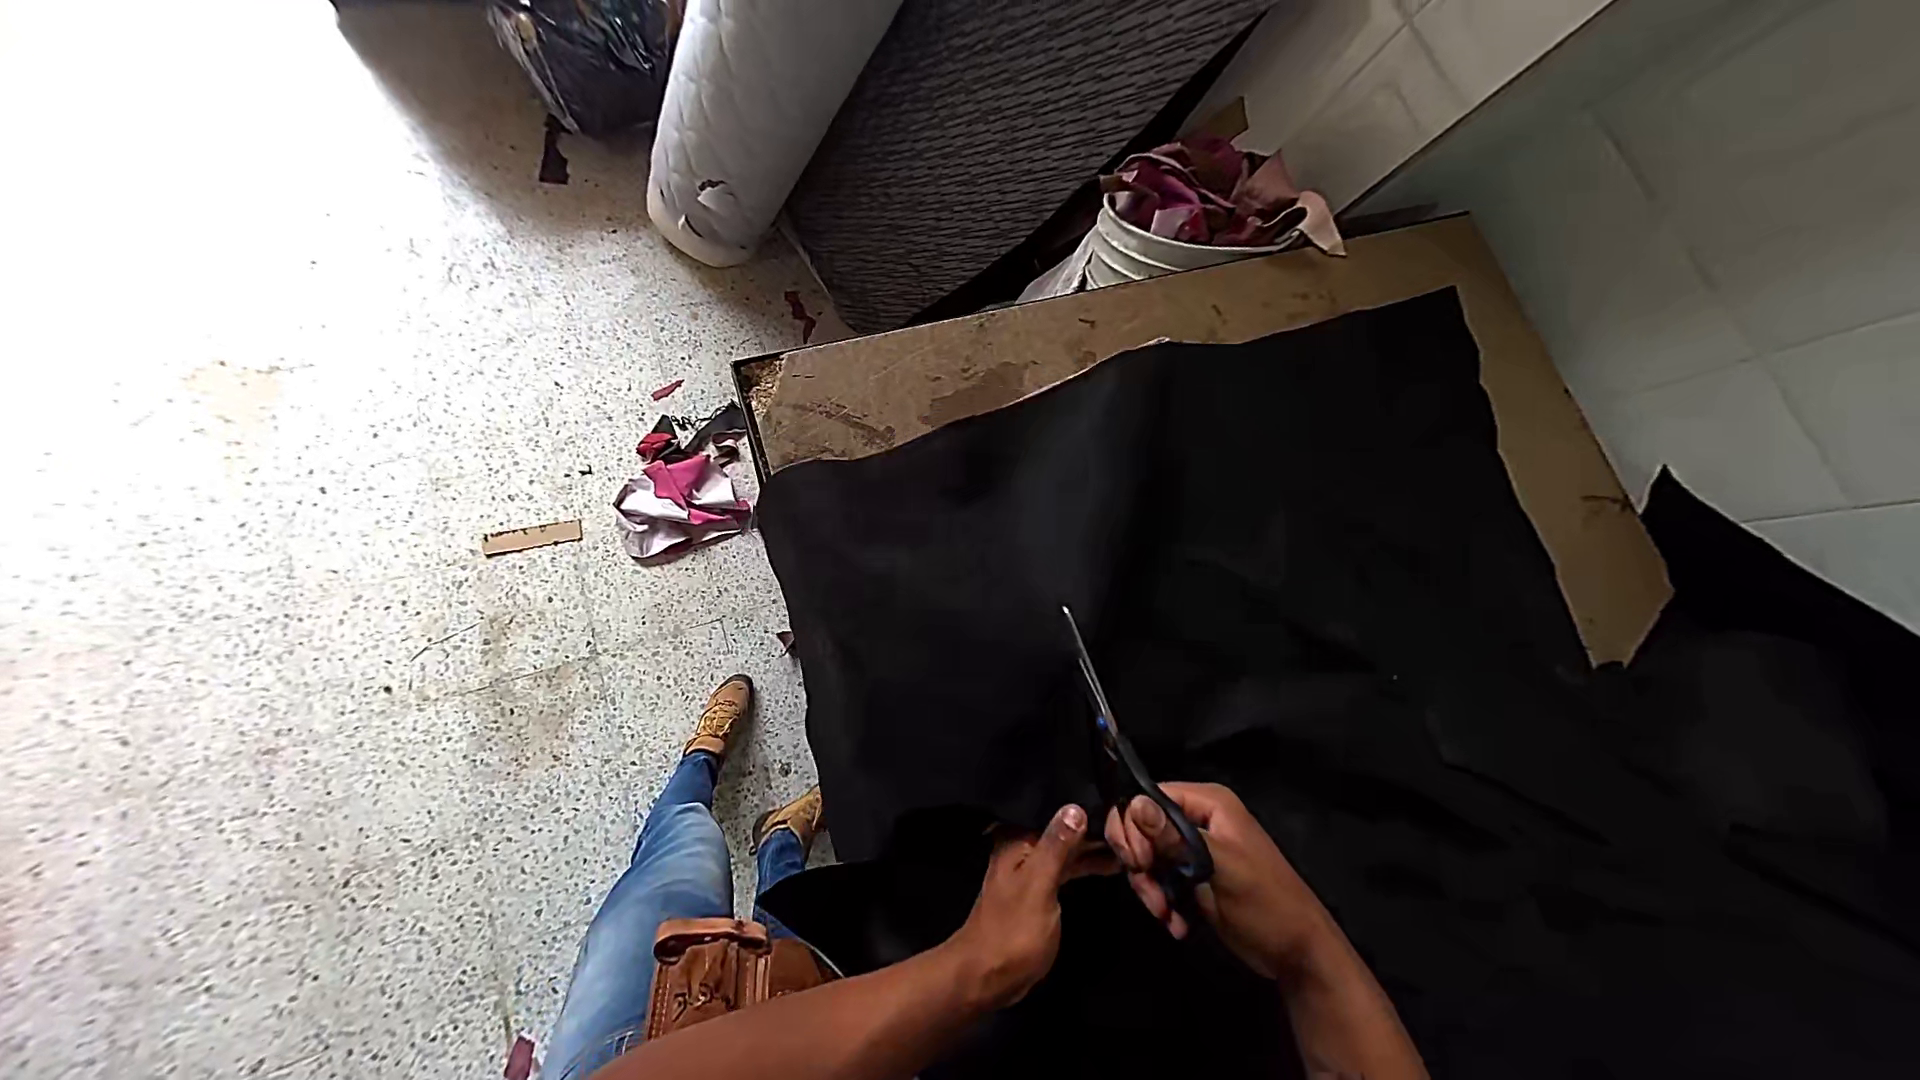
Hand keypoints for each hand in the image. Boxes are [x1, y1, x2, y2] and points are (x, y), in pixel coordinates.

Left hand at [941, 804, 1116, 1008]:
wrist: (989, 976)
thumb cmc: (1014, 929)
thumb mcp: (1039, 884)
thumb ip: (1056, 846)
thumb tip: (1074, 806)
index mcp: (1017, 839)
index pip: (1055, 811)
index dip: (1084, 805)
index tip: (1116, 799)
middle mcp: (1023, 848)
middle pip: (1062, 829)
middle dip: (1093, 826)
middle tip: (1131, 820)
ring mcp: (1032, 870)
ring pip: (1067, 850)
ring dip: (1092, 847)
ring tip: (1129, 840)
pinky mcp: (1040, 890)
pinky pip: (1066, 868)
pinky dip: (1085, 865)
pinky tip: (1109, 864)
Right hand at [1105, 782, 1334, 979]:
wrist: (1298, 955)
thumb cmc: (1267, 903)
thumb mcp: (1222, 866)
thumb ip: (1177, 836)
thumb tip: (1135, 803)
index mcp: (1207, 802)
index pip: (1149, 796)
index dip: (1134, 825)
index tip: (1138, 862)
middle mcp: (1196, 817)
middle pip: (1141, 824)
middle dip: (1139, 861)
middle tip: (1151, 893)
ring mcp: (1192, 846)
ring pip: (1144, 853)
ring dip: (1148, 886)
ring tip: (1165, 914)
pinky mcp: (1189, 874)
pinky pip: (1156, 876)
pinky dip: (1158, 898)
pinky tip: (1175, 922)